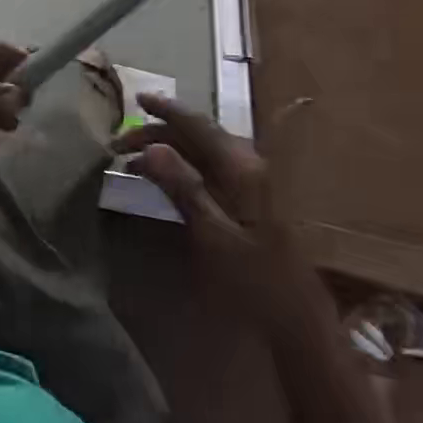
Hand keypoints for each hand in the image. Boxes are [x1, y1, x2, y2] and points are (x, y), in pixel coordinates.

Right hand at [112, 92, 289, 304]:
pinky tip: (163, 180)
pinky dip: (182, 167)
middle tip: (120, 145)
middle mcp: (250, 167)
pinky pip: (210, 170)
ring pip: (203, 152)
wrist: (302, 324)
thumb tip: (151, 147)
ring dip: (168, 150)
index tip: (137, 98)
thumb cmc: (258, 280)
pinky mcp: (251, 202)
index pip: (198, 125)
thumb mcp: (215, 235)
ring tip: (134, 162)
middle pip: (198, 136)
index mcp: (243, 170)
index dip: (167, 109)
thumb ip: (184, 187)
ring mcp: (253, 184)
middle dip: (158, 133)